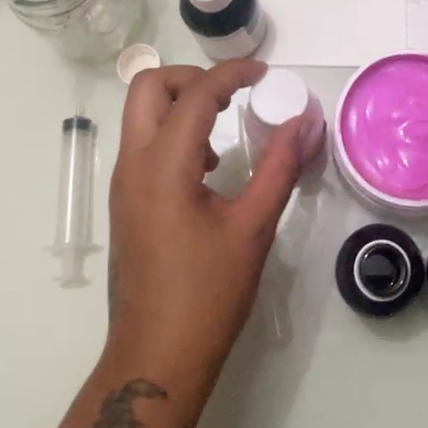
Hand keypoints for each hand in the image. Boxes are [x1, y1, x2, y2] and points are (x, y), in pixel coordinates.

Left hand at [106, 60, 302, 388]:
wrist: (157, 354)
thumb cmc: (208, 293)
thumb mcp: (253, 228)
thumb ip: (280, 167)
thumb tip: (304, 122)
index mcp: (162, 166)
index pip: (195, 94)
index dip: (232, 73)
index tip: (264, 74)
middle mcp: (133, 165)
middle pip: (148, 86)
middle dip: (192, 77)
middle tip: (233, 95)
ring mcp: (122, 184)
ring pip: (141, 114)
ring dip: (181, 105)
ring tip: (222, 133)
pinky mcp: (124, 202)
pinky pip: (143, 143)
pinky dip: (172, 133)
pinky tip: (207, 169)